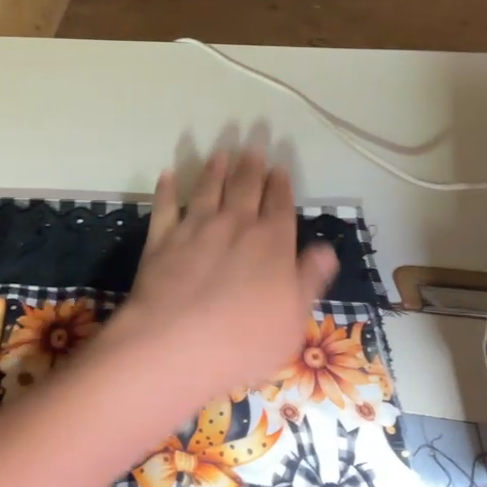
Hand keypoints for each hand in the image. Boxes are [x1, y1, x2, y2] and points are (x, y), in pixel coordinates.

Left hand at [105, 150, 338, 403]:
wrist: (176, 343)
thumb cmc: (244, 341)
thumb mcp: (293, 318)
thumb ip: (308, 279)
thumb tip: (326, 249)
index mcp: (272, 243)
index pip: (280, 205)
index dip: (280, 184)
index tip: (279, 165)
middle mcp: (234, 226)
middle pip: (244, 187)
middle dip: (251, 164)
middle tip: (253, 142)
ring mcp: (194, 228)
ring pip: (207, 189)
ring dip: (215, 169)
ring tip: (221, 151)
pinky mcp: (161, 239)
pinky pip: (165, 206)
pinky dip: (167, 189)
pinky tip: (168, 175)